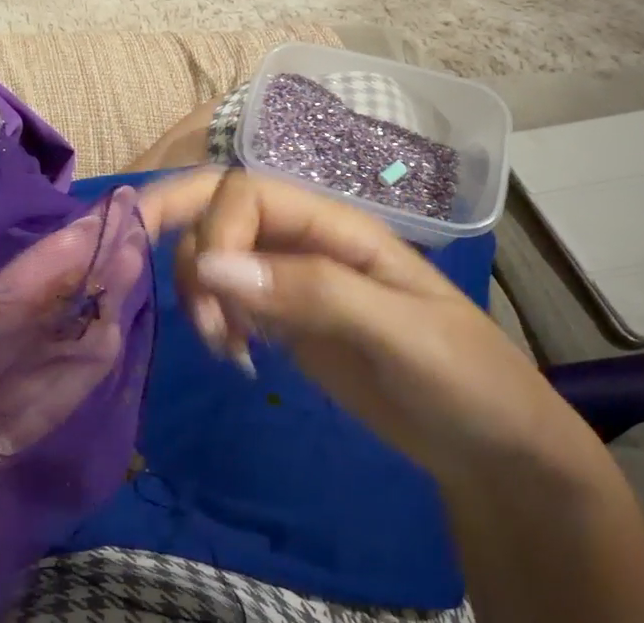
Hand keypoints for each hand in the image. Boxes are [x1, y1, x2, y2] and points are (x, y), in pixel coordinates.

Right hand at [139, 168, 597, 485]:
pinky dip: (207, 315)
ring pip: (209, 253)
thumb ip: (311, 292)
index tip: (213, 294)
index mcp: (335, 225)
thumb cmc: (465, 381)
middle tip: (152, 283)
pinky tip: (231, 352)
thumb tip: (209, 266)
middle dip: (179, 237)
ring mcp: (287, 279)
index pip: (246, 193)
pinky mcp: (279, 317)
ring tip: (221, 343)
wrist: (491, 450)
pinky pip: (220, 295)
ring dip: (193, 289)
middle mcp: (302, 240)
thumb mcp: (400, 335)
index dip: (215, 230)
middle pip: (215, 208)